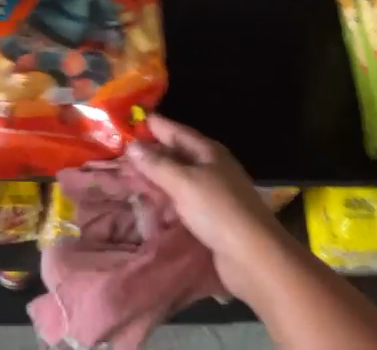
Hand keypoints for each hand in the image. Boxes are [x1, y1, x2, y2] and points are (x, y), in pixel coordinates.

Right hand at [128, 114, 292, 302]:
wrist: (254, 256)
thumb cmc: (218, 210)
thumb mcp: (184, 183)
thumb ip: (157, 165)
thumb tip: (132, 146)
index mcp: (208, 151)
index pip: (176, 130)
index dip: (154, 125)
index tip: (129, 120)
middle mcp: (212, 167)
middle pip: (178, 154)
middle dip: (152, 152)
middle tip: (122, 152)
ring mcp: (213, 193)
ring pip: (179, 178)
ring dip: (158, 178)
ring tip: (130, 178)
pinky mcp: (212, 217)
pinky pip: (183, 201)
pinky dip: (167, 200)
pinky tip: (152, 206)